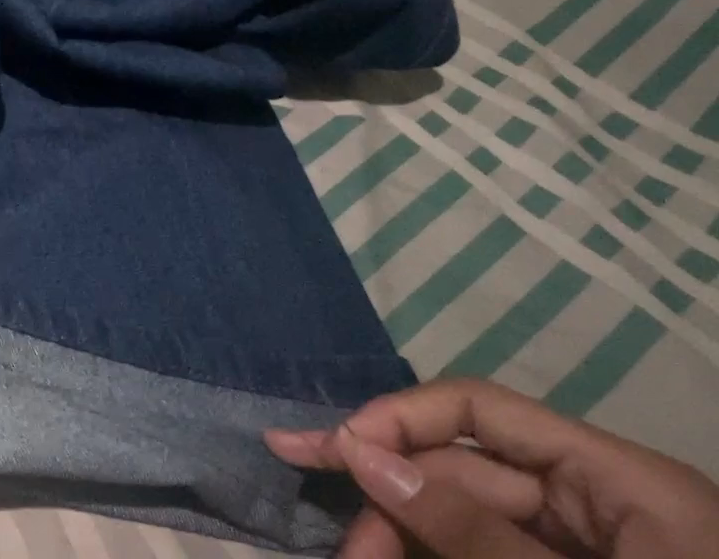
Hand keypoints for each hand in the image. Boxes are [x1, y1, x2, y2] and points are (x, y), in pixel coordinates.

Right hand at [265, 377, 718, 558]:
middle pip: (459, 471)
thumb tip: (356, 453)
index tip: (332, 451)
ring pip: (463, 518)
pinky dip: (436, 558)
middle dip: (392, 504)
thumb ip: (467, 528)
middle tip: (342, 549)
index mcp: (618, 478)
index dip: (395, 419)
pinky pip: (482, 552)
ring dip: (404, 538)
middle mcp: (596, 500)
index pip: (475, 407)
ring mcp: (587, 547)